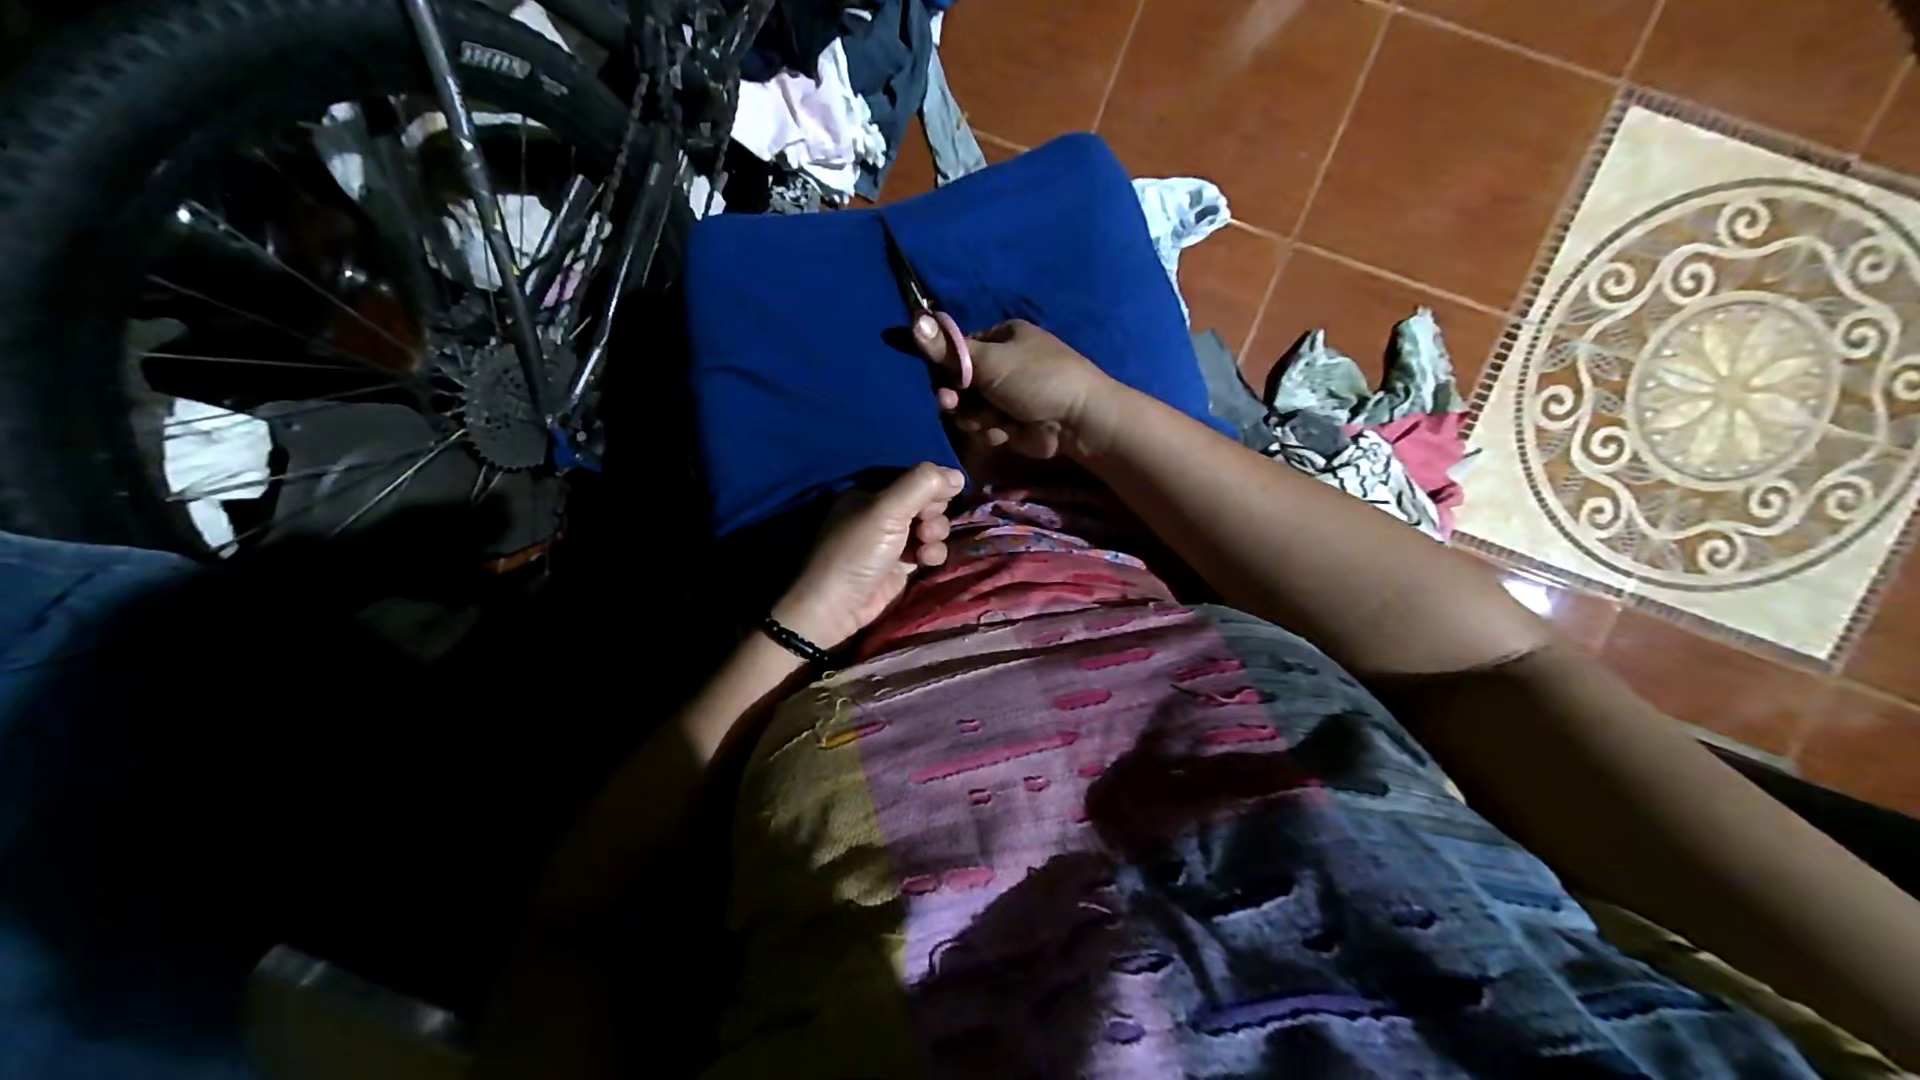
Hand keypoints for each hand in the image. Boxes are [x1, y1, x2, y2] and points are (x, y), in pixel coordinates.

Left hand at [771, 462, 965, 651]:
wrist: (836, 607)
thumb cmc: (858, 551)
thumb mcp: (887, 510)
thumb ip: (923, 485)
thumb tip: (958, 474)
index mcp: (870, 493)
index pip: (913, 479)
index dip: (933, 486)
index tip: (942, 497)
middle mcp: (881, 514)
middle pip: (925, 502)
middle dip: (934, 512)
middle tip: (927, 525)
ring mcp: (892, 541)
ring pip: (930, 526)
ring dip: (936, 532)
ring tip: (926, 543)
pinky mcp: (901, 565)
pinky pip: (928, 550)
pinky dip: (933, 552)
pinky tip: (927, 560)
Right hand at [916, 317, 1121, 458]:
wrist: (1077, 420)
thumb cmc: (1035, 379)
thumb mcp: (989, 361)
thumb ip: (948, 350)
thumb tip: (913, 318)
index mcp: (1002, 338)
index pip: (959, 349)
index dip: (946, 367)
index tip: (940, 379)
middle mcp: (1004, 364)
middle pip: (961, 382)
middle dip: (958, 397)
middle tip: (953, 405)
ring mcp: (1008, 396)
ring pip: (970, 409)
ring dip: (976, 417)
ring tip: (991, 420)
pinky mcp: (1012, 423)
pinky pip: (986, 427)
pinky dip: (993, 431)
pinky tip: (1006, 432)